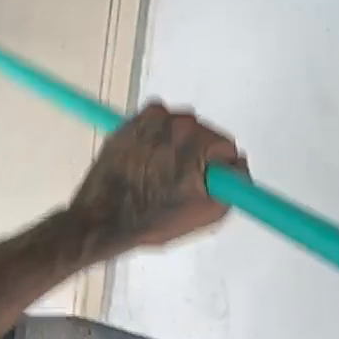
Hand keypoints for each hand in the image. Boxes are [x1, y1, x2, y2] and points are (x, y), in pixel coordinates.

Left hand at [65, 101, 245, 252]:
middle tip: (174, 184)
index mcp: (202, 143)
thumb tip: (237, 168)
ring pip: (177, 129)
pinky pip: (154, 124)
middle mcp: (179, 123)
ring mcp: (152, 119)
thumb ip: (235, 186)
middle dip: (193, 156)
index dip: (217, 169)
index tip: (204, 182)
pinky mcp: (131, 121)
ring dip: (171, 147)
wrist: (101, 219)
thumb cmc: (150, 220)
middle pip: (202, 135)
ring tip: (155, 176)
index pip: (226, 149)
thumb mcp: (207, 213)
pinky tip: (143, 163)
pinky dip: (152, 140)